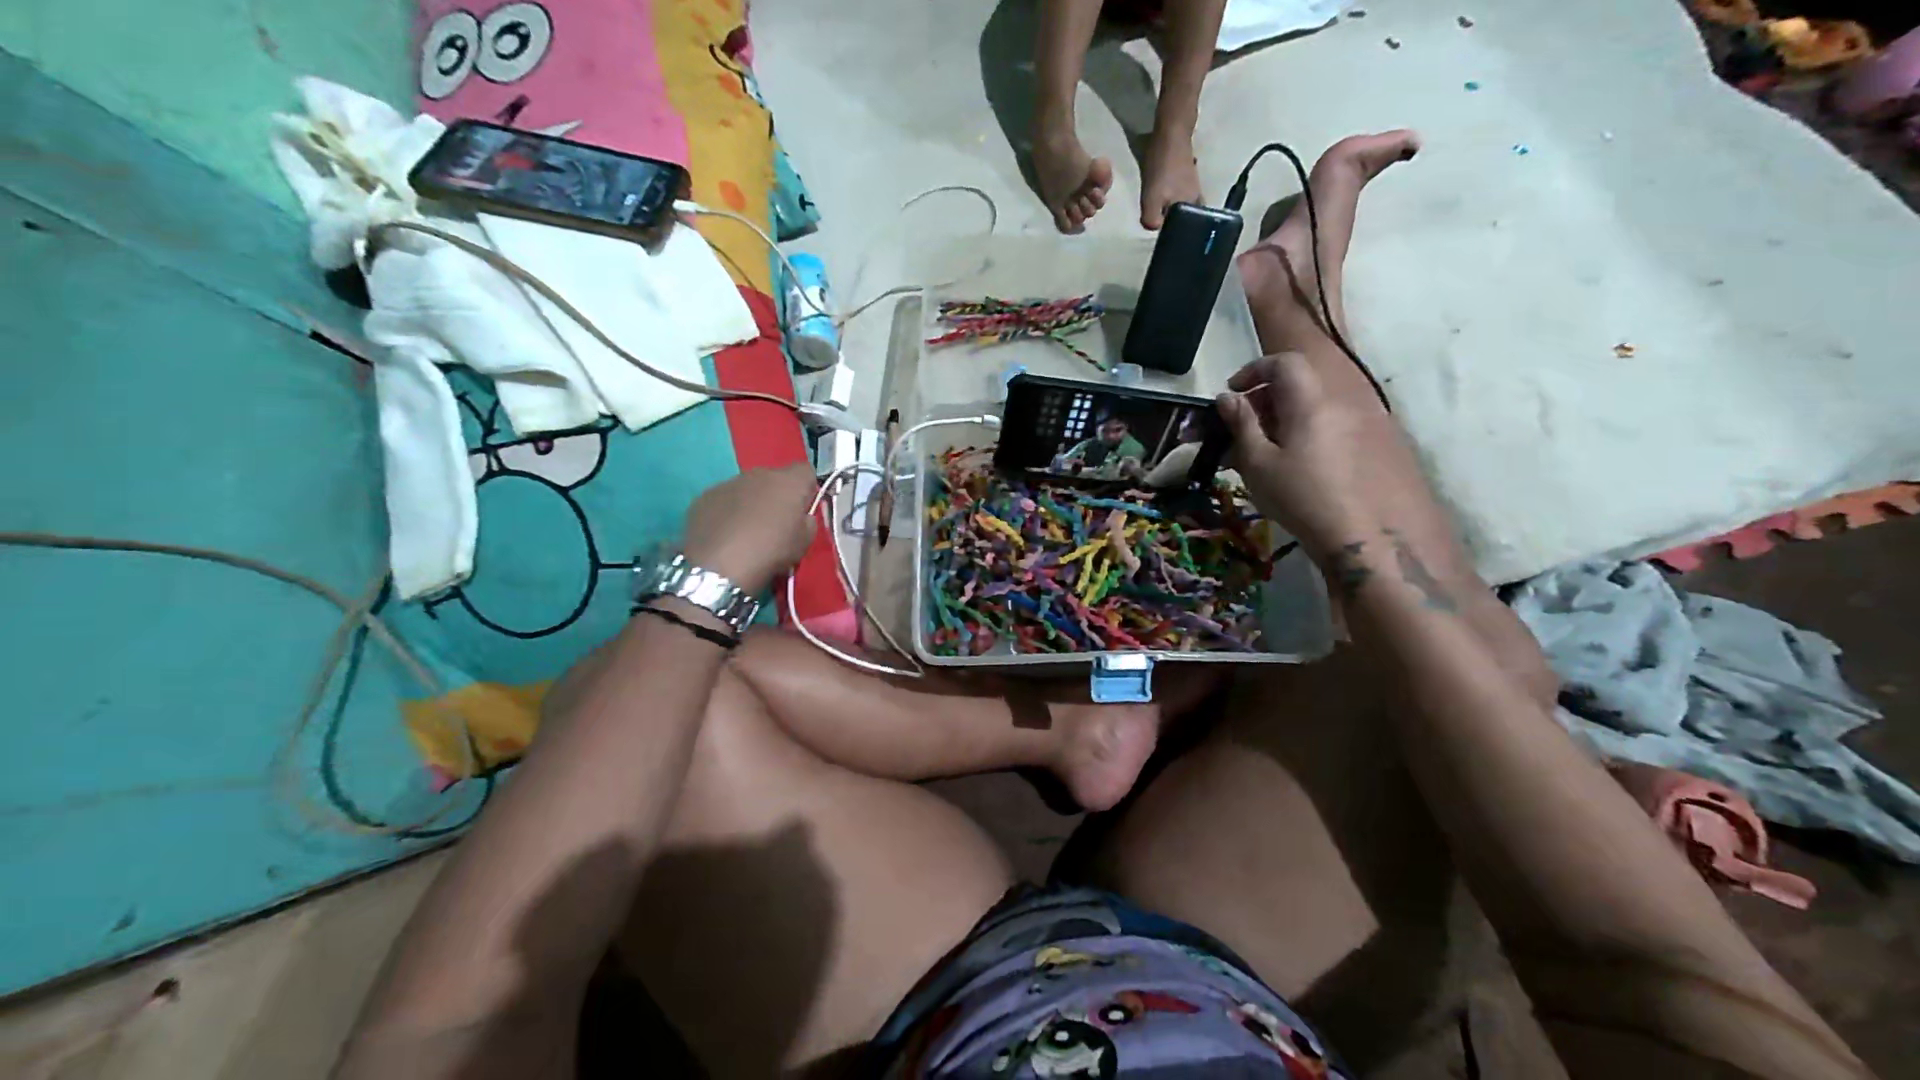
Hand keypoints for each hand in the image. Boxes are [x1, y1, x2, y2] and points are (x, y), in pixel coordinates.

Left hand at [682, 463, 818, 592]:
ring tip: (746, 533)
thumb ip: (807, 522)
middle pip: (774, 478)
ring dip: (750, 504)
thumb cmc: (772, 551)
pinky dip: (727, 513)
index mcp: (788, 482)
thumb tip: (800, 516)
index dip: (806, 489)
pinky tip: (725, 536)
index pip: (805, 470)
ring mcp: (728, 483)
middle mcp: (758, 474)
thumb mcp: (805, 543)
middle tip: (774, 525)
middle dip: (776, 496)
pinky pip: (723, 501)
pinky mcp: (704, 497)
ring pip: (746, 489)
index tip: (802, 509)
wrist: (719, 564)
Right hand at [1216, 352, 1377, 555]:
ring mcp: (1368, 424)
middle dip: (1267, 399)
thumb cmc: (1302, 498)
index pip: (1284, 362)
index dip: (1254, 370)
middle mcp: (1343, 403)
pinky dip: (1313, 434)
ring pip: (1319, 409)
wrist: (1368, 539)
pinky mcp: (1383, 446)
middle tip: (1244, 430)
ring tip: (1271, 454)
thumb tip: (1227, 397)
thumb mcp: (1258, 464)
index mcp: (1310, 402)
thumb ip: (1241, 425)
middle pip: (1301, 385)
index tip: (1233, 393)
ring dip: (1289, 420)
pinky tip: (1305, 468)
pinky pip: (1338, 427)